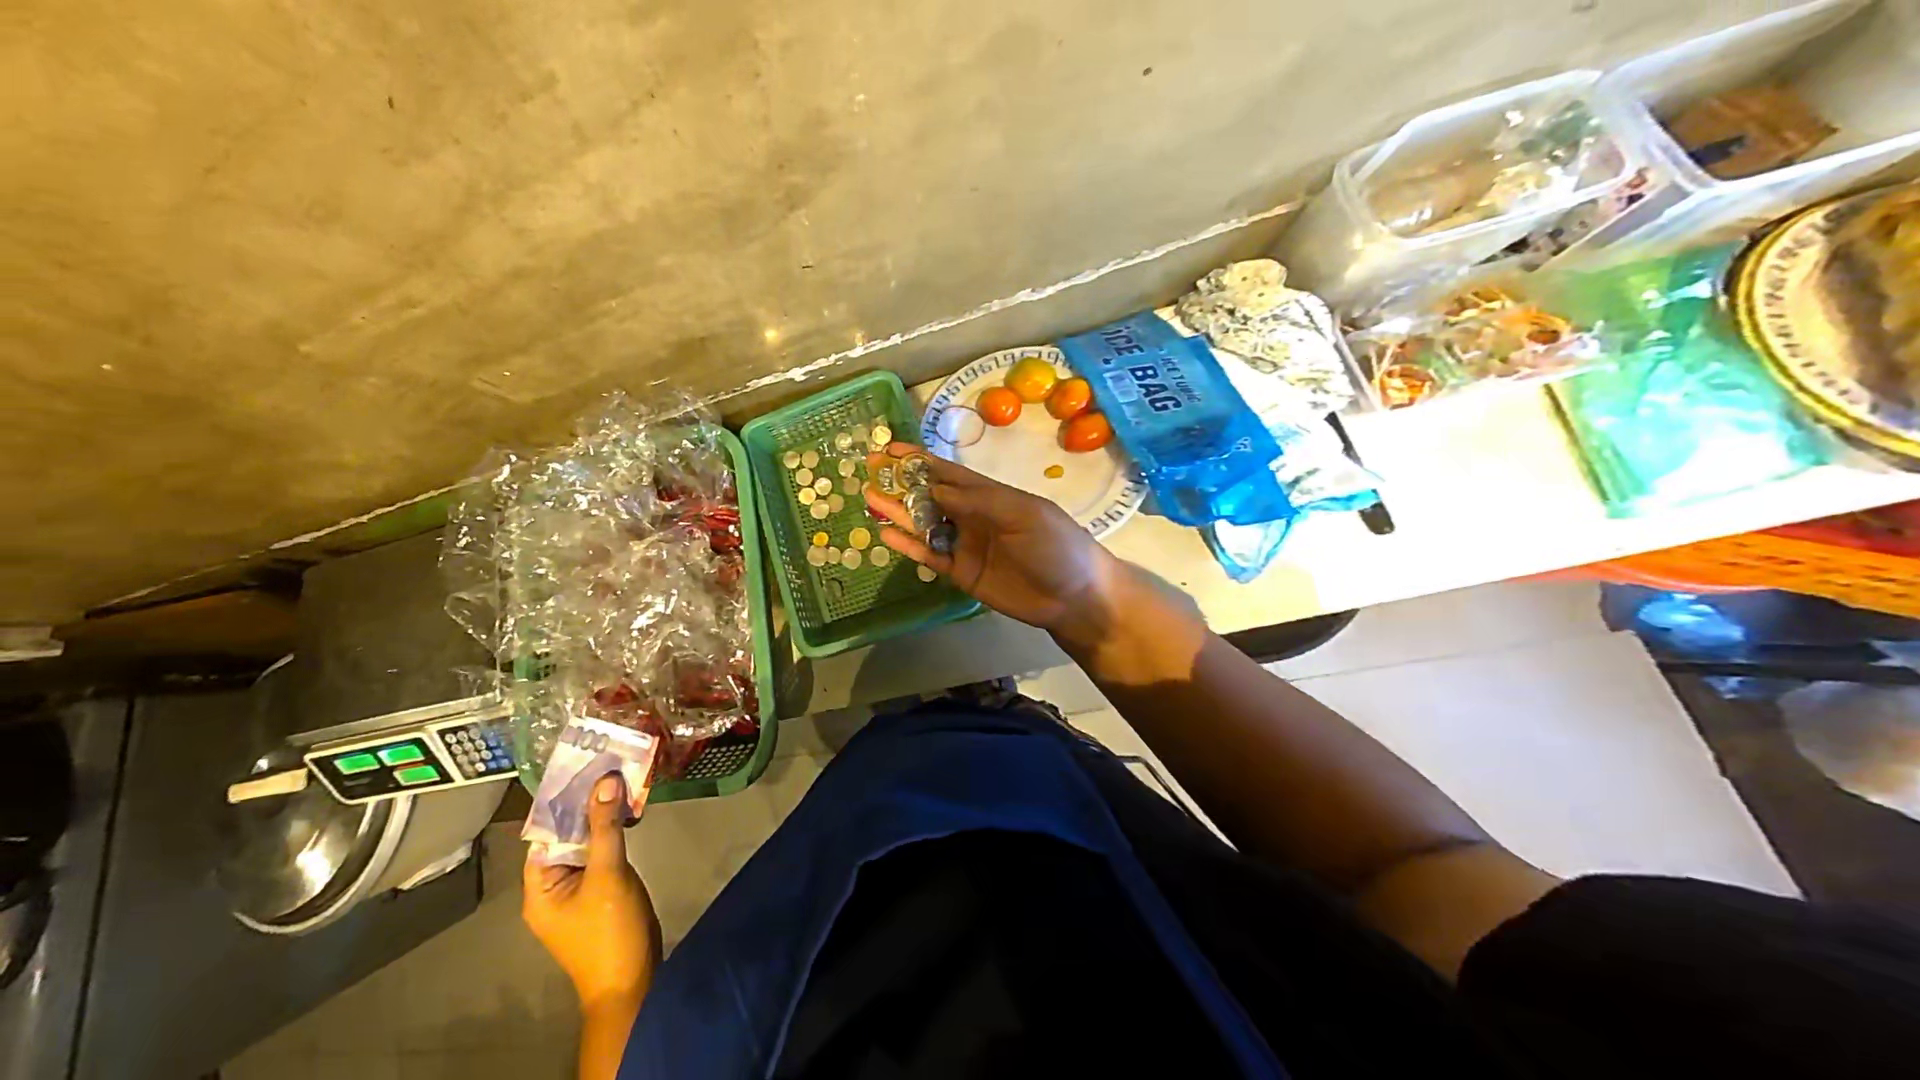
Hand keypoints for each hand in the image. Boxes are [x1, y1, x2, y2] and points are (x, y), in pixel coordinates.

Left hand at [522, 774, 659, 1017]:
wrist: (631, 981)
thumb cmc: (609, 930)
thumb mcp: (608, 873)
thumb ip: (605, 826)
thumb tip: (605, 779)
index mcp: (539, 886)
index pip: (545, 832)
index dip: (564, 800)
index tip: (585, 765)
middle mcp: (552, 886)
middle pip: (567, 835)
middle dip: (587, 804)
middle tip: (610, 765)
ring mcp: (577, 890)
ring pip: (586, 843)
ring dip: (603, 817)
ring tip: (622, 780)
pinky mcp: (600, 892)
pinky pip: (601, 854)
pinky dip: (614, 833)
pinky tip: (631, 812)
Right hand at [863, 444, 1126, 641]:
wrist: (1074, 597)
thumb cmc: (1056, 546)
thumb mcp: (1023, 513)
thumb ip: (978, 500)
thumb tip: (934, 487)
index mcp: (991, 495)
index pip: (949, 473)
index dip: (920, 461)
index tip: (891, 449)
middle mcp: (973, 516)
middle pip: (930, 496)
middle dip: (900, 482)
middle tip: (868, 470)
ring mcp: (965, 545)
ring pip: (924, 525)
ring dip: (898, 512)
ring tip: (868, 498)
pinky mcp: (962, 574)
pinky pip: (930, 556)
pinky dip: (908, 546)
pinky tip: (886, 535)